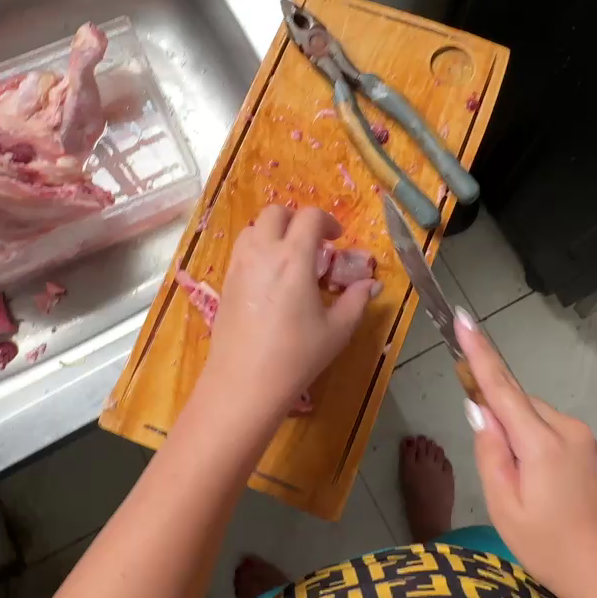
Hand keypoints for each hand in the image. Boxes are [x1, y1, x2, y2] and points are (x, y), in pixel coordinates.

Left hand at [194, 205, 378, 428]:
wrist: (244, 384)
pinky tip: (270, 278)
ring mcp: (239, 266)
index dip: (327, 221)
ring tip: (289, 257)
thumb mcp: (336, 331)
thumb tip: (371, 284)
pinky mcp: (225, 283)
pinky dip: (257, 249)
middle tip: (312, 243)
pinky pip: (241, 250)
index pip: (309, 217)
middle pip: (275, 213)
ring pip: (253, 228)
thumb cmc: (296, 357)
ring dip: (273, 232)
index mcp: (294, 258)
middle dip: (296, 220)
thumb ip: (356, 301)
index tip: (337, 239)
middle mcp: (262, 253)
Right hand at [459, 310, 596, 597]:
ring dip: (513, 432)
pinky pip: (547, 431)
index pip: (500, 385)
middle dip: (493, 412)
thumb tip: (478, 410)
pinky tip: (533, 484)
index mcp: (541, 441)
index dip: (478, 351)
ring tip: (516, 488)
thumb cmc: (555, 550)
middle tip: (491, 465)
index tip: (462, 318)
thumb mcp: (506, 507)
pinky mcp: (589, 451)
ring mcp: (581, 438)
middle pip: (516, 401)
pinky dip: (529, 442)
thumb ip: (490, 452)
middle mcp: (565, 428)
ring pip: (531, 417)